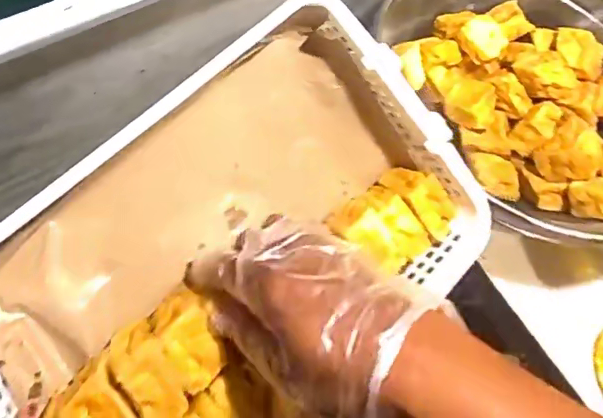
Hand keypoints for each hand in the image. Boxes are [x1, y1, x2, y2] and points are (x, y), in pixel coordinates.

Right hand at [187, 217, 441, 417]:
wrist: (404, 352)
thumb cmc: (339, 372)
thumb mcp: (285, 368)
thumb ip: (250, 335)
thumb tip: (221, 311)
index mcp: (270, 283)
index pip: (228, 265)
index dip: (209, 268)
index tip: (198, 274)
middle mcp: (293, 253)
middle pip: (256, 240)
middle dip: (240, 253)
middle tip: (232, 274)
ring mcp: (322, 245)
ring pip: (283, 230)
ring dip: (268, 244)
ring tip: (263, 265)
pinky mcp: (347, 247)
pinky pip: (308, 233)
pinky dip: (293, 242)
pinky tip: (296, 261)